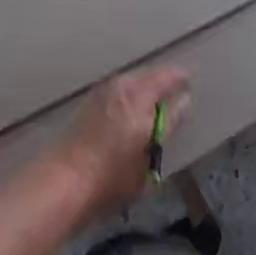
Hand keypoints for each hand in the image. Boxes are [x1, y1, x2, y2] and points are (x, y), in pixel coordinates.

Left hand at [48, 65, 191, 218]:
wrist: (65, 179)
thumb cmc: (112, 176)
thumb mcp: (149, 156)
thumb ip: (168, 124)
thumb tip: (182, 102)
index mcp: (138, 97)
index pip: (168, 78)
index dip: (181, 80)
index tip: (190, 85)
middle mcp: (120, 87)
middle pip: (148, 76)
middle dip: (162, 84)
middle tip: (174, 99)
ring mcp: (102, 91)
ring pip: (132, 82)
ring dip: (144, 90)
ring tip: (153, 109)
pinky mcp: (89, 101)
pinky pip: (118, 91)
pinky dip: (129, 97)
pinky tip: (130, 115)